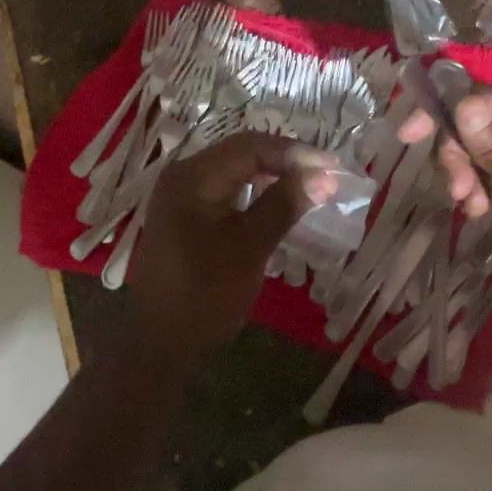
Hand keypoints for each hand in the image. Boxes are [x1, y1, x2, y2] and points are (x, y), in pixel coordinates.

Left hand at [127, 133, 338, 354]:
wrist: (158, 343)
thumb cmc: (204, 293)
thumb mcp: (249, 247)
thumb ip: (284, 205)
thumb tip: (324, 177)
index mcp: (193, 175)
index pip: (251, 147)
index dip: (295, 153)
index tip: (332, 167)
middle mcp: (184, 174)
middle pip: (242, 152)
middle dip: (285, 160)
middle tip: (325, 173)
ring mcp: (182, 194)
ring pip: (235, 170)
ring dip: (272, 174)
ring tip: (309, 184)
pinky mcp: (187, 214)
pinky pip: (227, 189)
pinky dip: (255, 191)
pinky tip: (279, 202)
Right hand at [398, 89, 491, 286]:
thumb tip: (462, 101)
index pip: (474, 96)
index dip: (438, 109)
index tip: (407, 136)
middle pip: (471, 123)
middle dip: (455, 154)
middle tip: (459, 191)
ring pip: (478, 148)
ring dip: (466, 174)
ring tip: (472, 208)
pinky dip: (481, 187)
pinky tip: (481, 211)